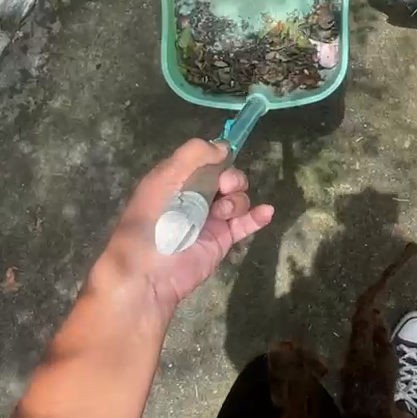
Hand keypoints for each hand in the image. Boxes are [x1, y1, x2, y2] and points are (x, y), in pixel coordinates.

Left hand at [89, 139, 274, 326]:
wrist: (150, 270)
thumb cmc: (153, 220)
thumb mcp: (165, 177)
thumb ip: (193, 154)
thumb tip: (224, 147)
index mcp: (177, 179)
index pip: (206, 160)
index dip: (218, 157)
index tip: (223, 158)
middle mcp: (195, 196)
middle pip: (227, 177)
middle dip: (231, 179)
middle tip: (222, 189)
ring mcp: (211, 218)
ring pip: (238, 199)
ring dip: (237, 201)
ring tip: (223, 214)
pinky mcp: (222, 239)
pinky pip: (246, 224)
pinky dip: (258, 216)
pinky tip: (266, 213)